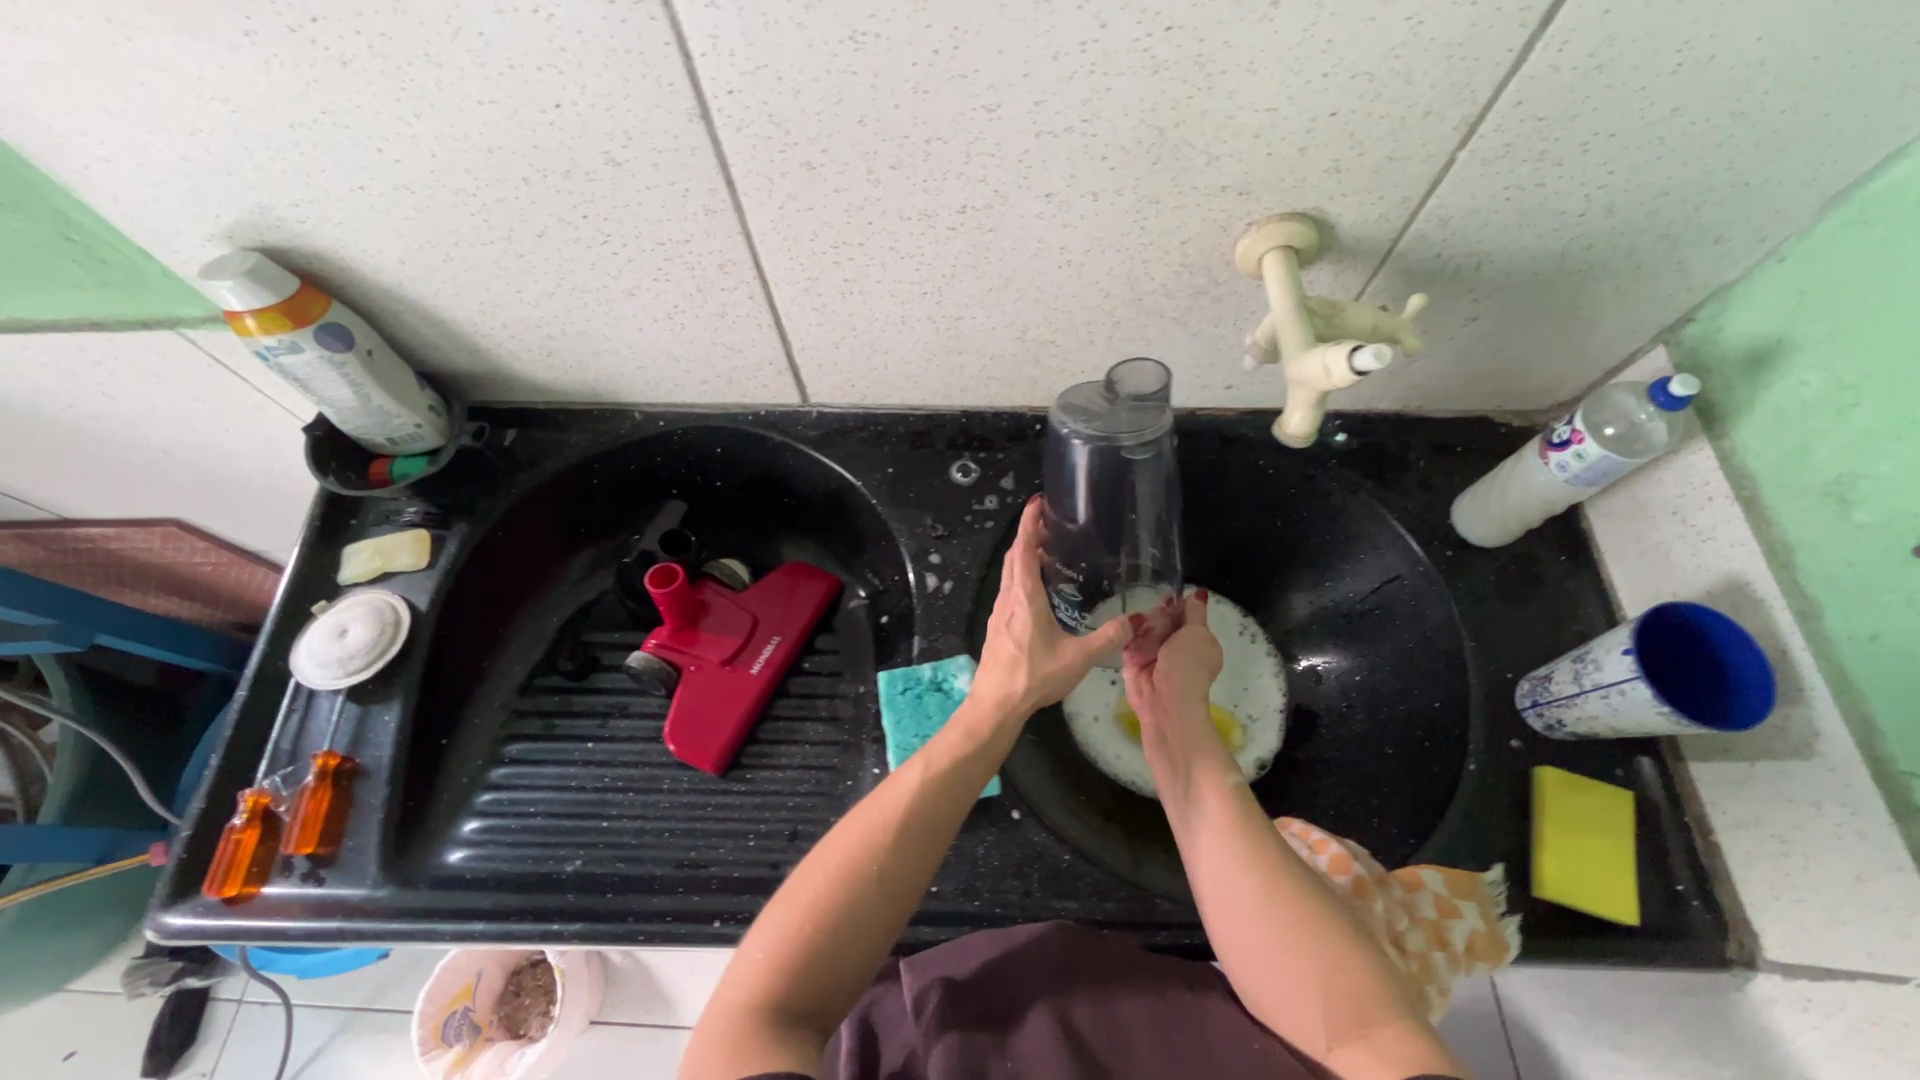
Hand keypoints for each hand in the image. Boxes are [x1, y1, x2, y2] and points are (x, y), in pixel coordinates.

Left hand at [972, 496, 1135, 716]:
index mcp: (1025, 597)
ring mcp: (1000, 612)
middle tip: (1051, 524)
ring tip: (1048, 553)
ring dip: (1024, 557)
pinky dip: (1021, 577)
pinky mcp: (998, 626)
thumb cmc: (1033, 677)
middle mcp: (1008, 598)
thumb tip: (1136, 621)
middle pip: (1014, 556)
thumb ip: (1108, 638)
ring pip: (1009, 573)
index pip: (1024, 548)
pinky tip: (1037, 591)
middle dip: (1030, 535)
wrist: (995, 705)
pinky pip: (1009, 590)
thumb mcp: (1078, 658)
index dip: (1030, 523)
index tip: (1037, 502)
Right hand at [1121, 590, 1223, 748]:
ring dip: (1143, 630)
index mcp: (1199, 641)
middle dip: (1157, 618)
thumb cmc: (1187, 665)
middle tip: (1156, 625)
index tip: (1167, 601)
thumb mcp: (1197, 633)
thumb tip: (1201, 593)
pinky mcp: (1135, 663)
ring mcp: (1155, 655)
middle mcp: (1178, 647)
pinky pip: (1130, 642)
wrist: (1166, 700)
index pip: (1186, 614)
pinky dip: (1129, 639)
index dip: (1176, 605)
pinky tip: (1130, 639)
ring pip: (1145, 628)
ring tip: (1144, 638)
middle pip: (1162, 619)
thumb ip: (1194, 612)